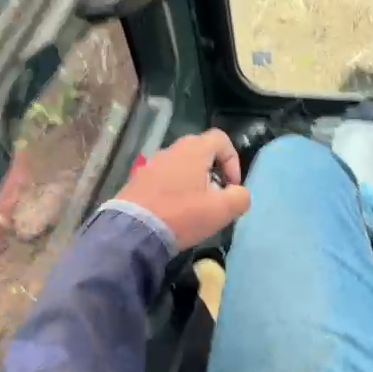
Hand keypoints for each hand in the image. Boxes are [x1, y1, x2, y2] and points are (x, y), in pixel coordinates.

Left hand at [114, 129, 250, 249]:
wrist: (132, 232)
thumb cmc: (181, 215)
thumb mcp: (221, 210)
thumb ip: (240, 197)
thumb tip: (239, 194)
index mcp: (194, 149)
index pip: (221, 139)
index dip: (233, 160)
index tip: (231, 186)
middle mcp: (172, 149)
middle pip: (202, 152)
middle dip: (214, 173)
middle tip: (215, 198)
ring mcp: (152, 164)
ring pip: (182, 166)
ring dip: (193, 183)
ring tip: (194, 209)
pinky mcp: (137, 180)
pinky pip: (164, 178)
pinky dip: (174, 190)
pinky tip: (173, 214)